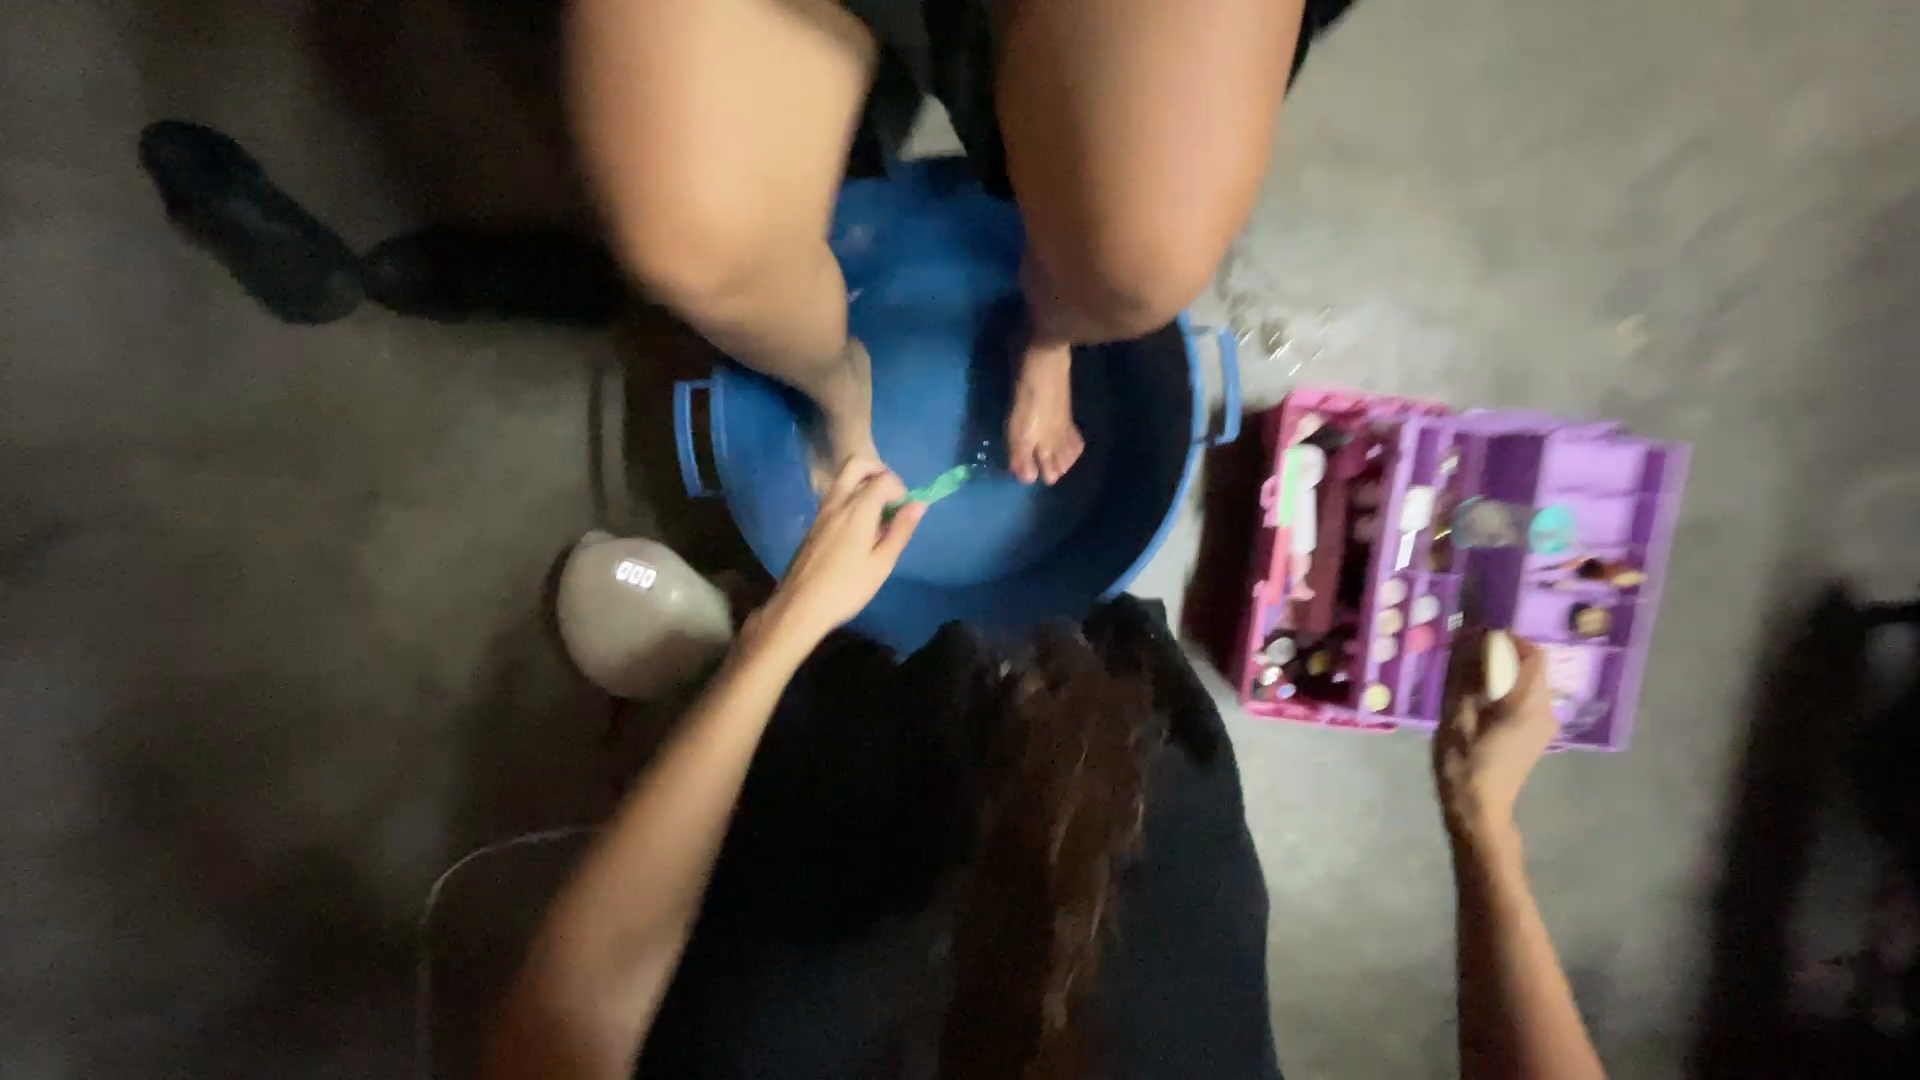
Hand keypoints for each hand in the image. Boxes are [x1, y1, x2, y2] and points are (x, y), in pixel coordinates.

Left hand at [755, 457, 923, 646]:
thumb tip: (919, 503)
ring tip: (878, 514)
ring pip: (843, 479)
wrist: (800, 606)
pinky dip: (852, 498)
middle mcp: (837, 503)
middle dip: (879, 471)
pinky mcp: (814, 523)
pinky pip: (835, 497)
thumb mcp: (882, 563)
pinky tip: (859, 529)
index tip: (905, 511)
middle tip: (891, 496)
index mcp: (858, 510)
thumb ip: (901, 530)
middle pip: (856, 465)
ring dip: (864, 484)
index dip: (900, 489)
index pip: (884, 479)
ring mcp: (822, 512)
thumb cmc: (847, 588)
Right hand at [1434, 631, 1558, 842]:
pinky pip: (1526, 697)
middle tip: (1466, 650)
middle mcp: (1546, 711)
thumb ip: (1464, 676)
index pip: (1533, 655)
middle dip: (1503, 652)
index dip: (1508, 638)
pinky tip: (1477, 695)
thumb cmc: (1464, 763)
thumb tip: (1466, 641)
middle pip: (1533, 666)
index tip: (1477, 633)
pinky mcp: (1536, 733)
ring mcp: (1544, 724)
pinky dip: (1505, 686)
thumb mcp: (1455, 717)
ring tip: (1467, 671)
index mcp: (1528, 705)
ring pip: (1530, 681)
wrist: (1480, 808)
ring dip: (1503, 669)